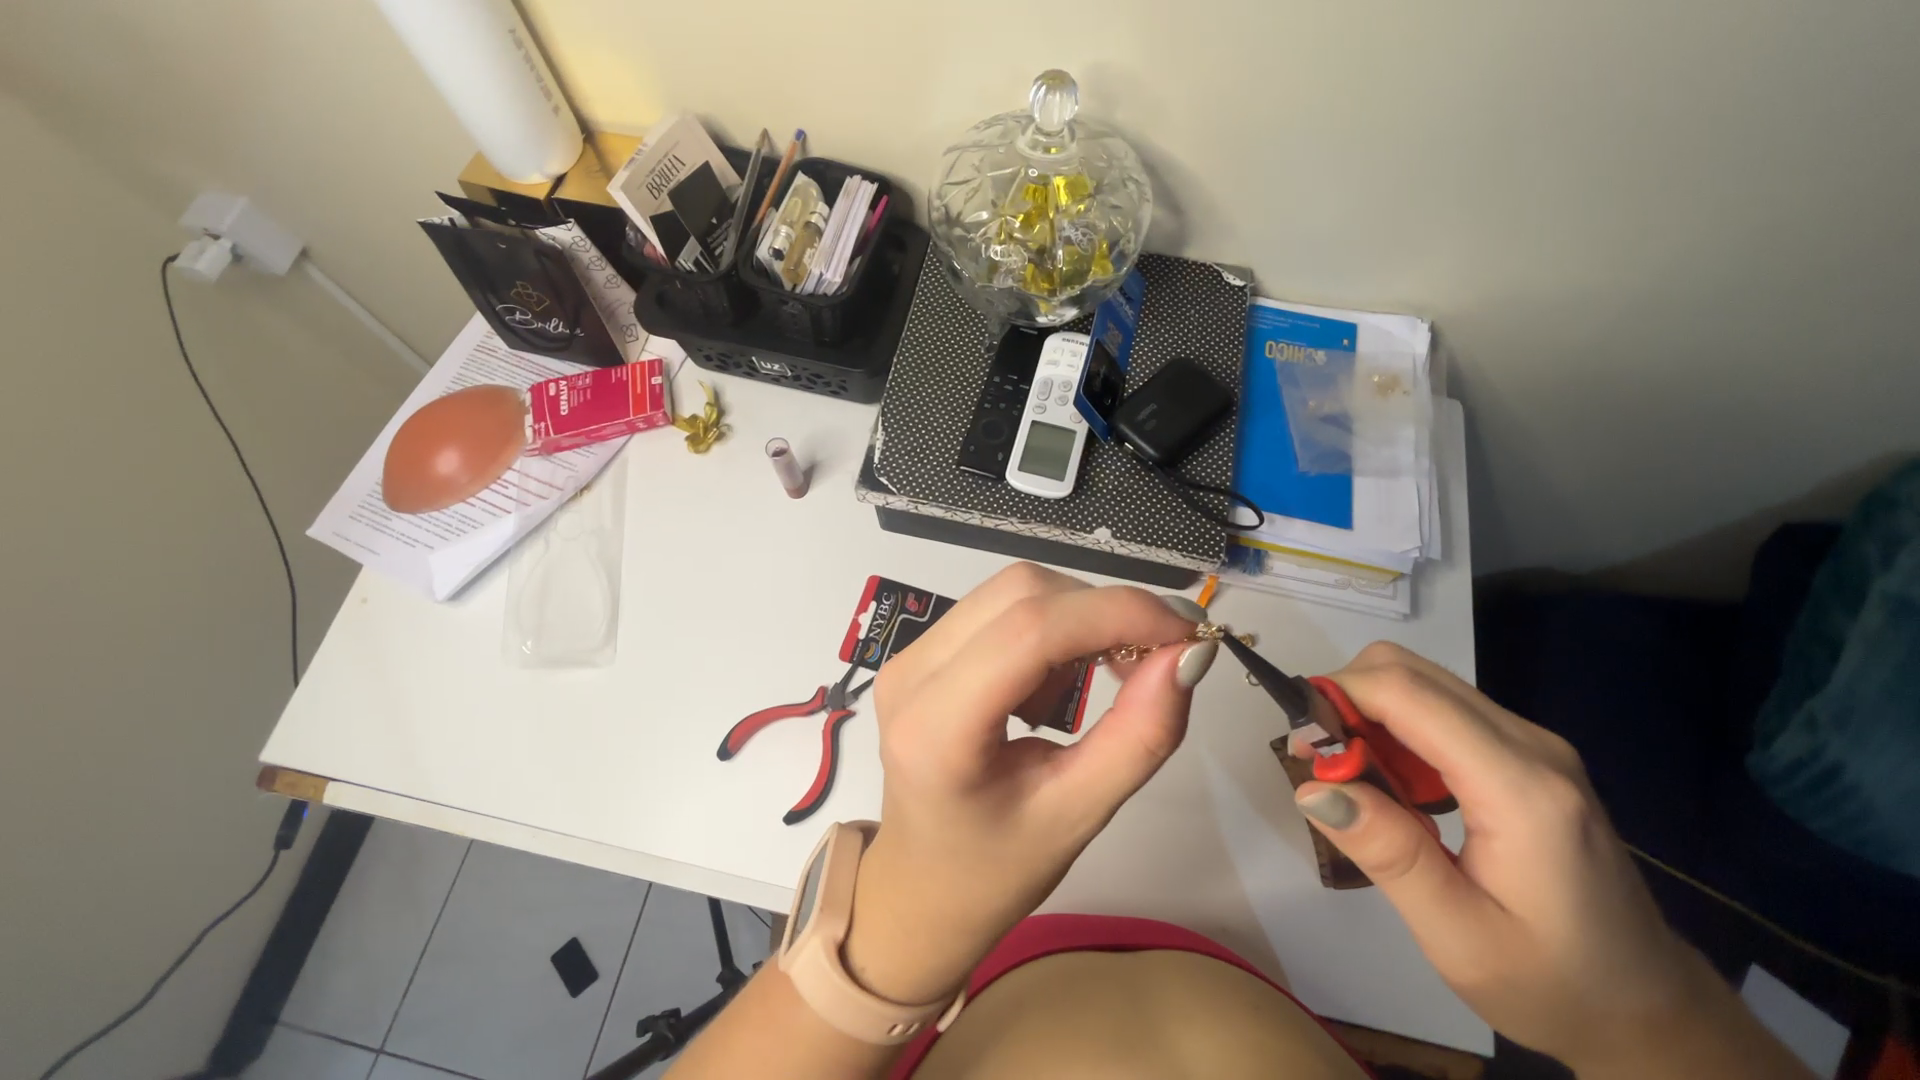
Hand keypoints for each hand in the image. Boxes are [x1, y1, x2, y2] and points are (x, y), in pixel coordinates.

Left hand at [840, 563, 1217, 1005]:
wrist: (921, 889)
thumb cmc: (996, 871)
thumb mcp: (1079, 815)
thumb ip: (1139, 735)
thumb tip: (1188, 655)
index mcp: (936, 728)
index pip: (1030, 631)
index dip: (1117, 613)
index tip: (1187, 634)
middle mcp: (910, 674)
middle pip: (1021, 594)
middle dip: (1102, 613)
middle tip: (1153, 662)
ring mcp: (909, 657)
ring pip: (1012, 592)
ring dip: (1077, 622)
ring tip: (1098, 686)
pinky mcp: (921, 653)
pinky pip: (998, 610)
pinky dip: (1050, 631)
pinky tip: (1055, 692)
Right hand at [1294, 643, 1805, 1076]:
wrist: (1649, 1011)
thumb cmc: (1552, 984)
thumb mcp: (1458, 937)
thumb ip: (1388, 855)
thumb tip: (1312, 787)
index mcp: (1520, 788)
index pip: (1408, 694)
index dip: (1337, 699)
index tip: (1299, 750)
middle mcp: (1532, 745)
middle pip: (1411, 672)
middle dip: (1346, 701)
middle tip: (1322, 769)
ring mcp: (1534, 746)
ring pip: (1423, 683)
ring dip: (1368, 715)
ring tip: (1353, 785)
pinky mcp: (1529, 756)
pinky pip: (1443, 710)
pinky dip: (1396, 729)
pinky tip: (1393, 788)